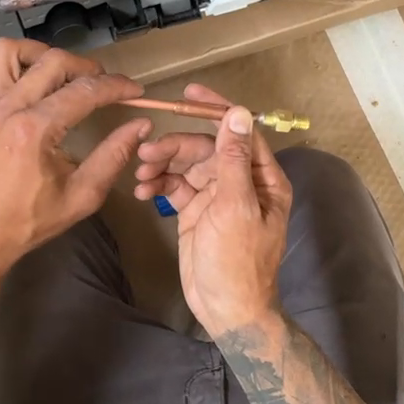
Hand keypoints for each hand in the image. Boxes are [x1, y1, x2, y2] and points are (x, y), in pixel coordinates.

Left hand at [0, 39, 150, 277]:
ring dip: (37, 53)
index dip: (116, 87)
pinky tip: (18, 80)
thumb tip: (140, 126)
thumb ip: (114, 156)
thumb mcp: (82, 195)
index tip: (134, 91)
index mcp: (35, 130)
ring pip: (7, 51)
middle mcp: (7, 108)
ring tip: (56, 73)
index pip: (85, 91)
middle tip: (102, 85)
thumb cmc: (29, 221)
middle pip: (52, 62)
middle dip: (86, 68)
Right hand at [133, 84, 292, 335]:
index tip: (188, 94)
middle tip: (145, 153)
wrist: (226, 310)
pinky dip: (158, 185)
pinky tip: (142, 191)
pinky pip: (174, 187)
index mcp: (262, 178)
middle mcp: (240, 181)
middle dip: (175, 147)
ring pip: (186, 165)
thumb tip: (237, 113)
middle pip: (204, 148)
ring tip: (140, 174)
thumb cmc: (239, 261)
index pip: (239, 131)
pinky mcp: (195, 211)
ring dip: (162, 165)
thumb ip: (233, 159)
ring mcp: (216, 196)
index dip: (215, 109)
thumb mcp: (236, 207)